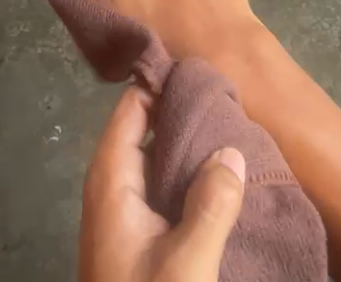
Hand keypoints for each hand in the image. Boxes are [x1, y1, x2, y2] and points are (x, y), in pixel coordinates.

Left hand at [81, 86, 246, 281]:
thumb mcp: (185, 262)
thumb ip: (210, 206)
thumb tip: (231, 151)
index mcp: (110, 177)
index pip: (133, 105)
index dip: (164, 85)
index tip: (203, 77)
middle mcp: (109, 185)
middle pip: (143, 128)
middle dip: (182, 115)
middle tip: (226, 105)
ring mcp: (120, 210)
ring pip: (154, 159)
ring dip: (187, 148)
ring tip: (229, 134)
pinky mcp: (134, 232)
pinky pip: (159, 186)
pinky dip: (184, 175)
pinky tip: (216, 180)